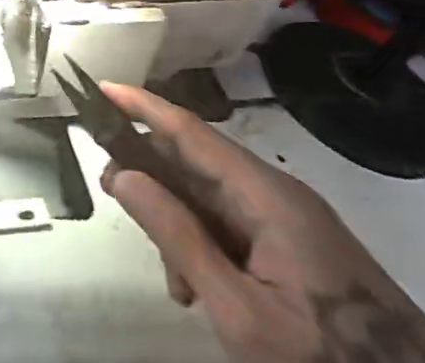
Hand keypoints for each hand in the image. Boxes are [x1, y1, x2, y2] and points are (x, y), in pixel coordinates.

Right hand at [99, 83, 424, 362]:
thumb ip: (178, 238)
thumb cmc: (324, 358)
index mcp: (268, 196)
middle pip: (196, 164)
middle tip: (113, 196)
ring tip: (176, 283)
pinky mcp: (298, 245)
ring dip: (179, 225)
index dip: (143, 106)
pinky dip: (205, 245)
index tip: (101, 88)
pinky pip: (234, 224)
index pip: (191, 133)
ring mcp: (291, 220)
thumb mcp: (238, 310)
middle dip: (152, 180)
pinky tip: (199, 289)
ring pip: (211, 198)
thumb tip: (124, 175)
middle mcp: (278, 194)